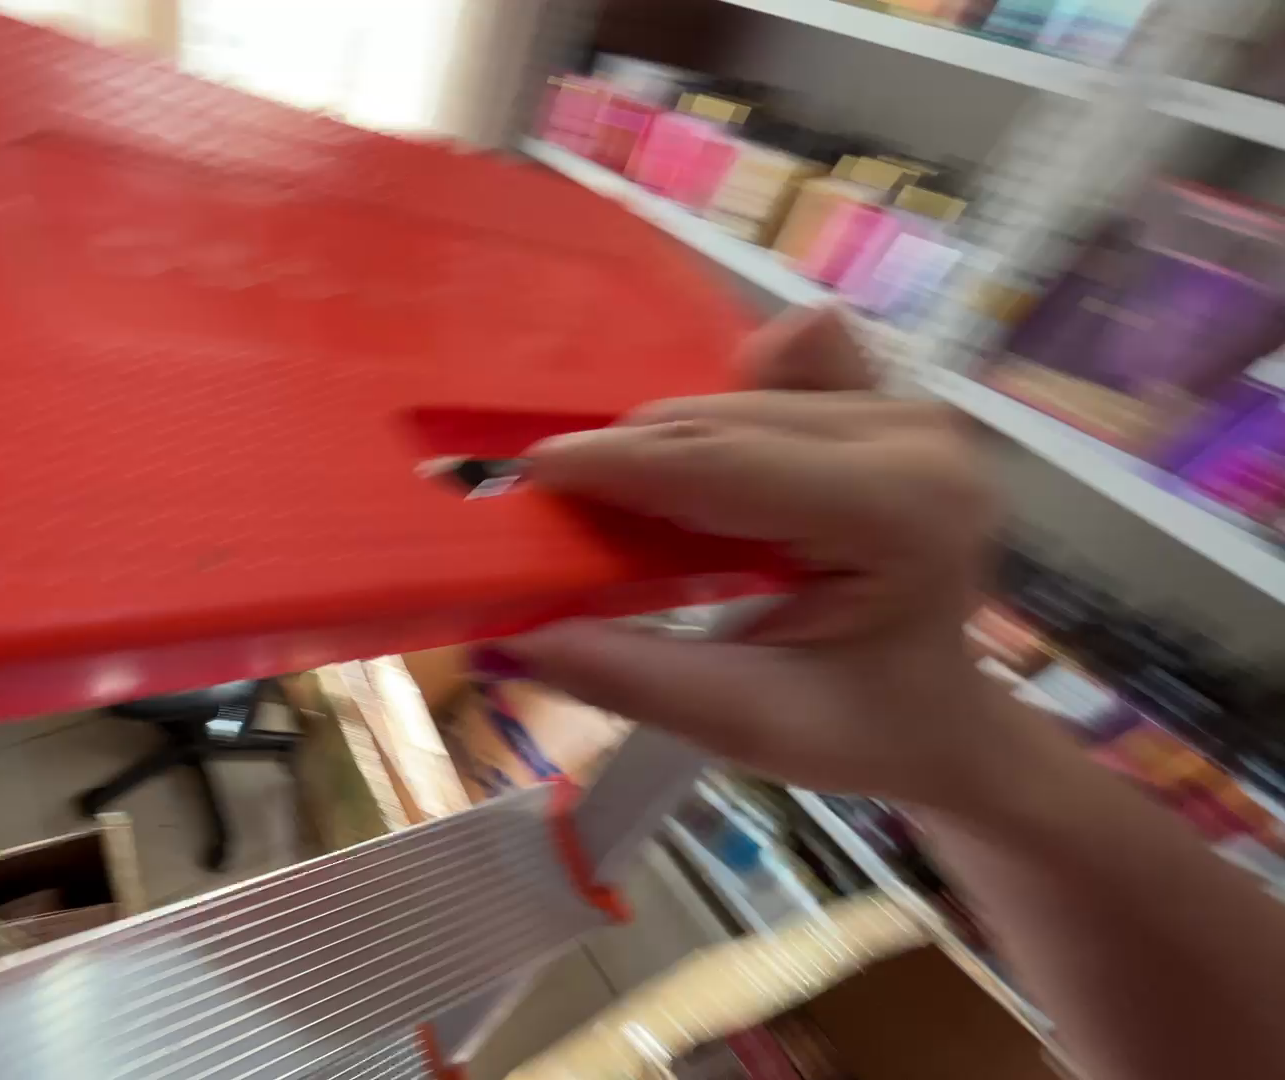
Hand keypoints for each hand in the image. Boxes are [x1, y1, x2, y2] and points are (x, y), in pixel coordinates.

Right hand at [499, 307, 1013, 811]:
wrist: (948, 715)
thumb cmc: (864, 728)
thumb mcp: (746, 724)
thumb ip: (631, 678)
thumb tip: (509, 639)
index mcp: (900, 513)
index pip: (719, 461)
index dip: (610, 461)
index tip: (524, 477)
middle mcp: (907, 435)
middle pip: (711, 420)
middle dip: (617, 458)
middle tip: (549, 514)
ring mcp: (894, 408)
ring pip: (718, 402)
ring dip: (645, 450)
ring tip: (602, 510)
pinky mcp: (871, 404)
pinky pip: (749, 389)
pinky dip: (688, 427)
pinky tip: (665, 468)